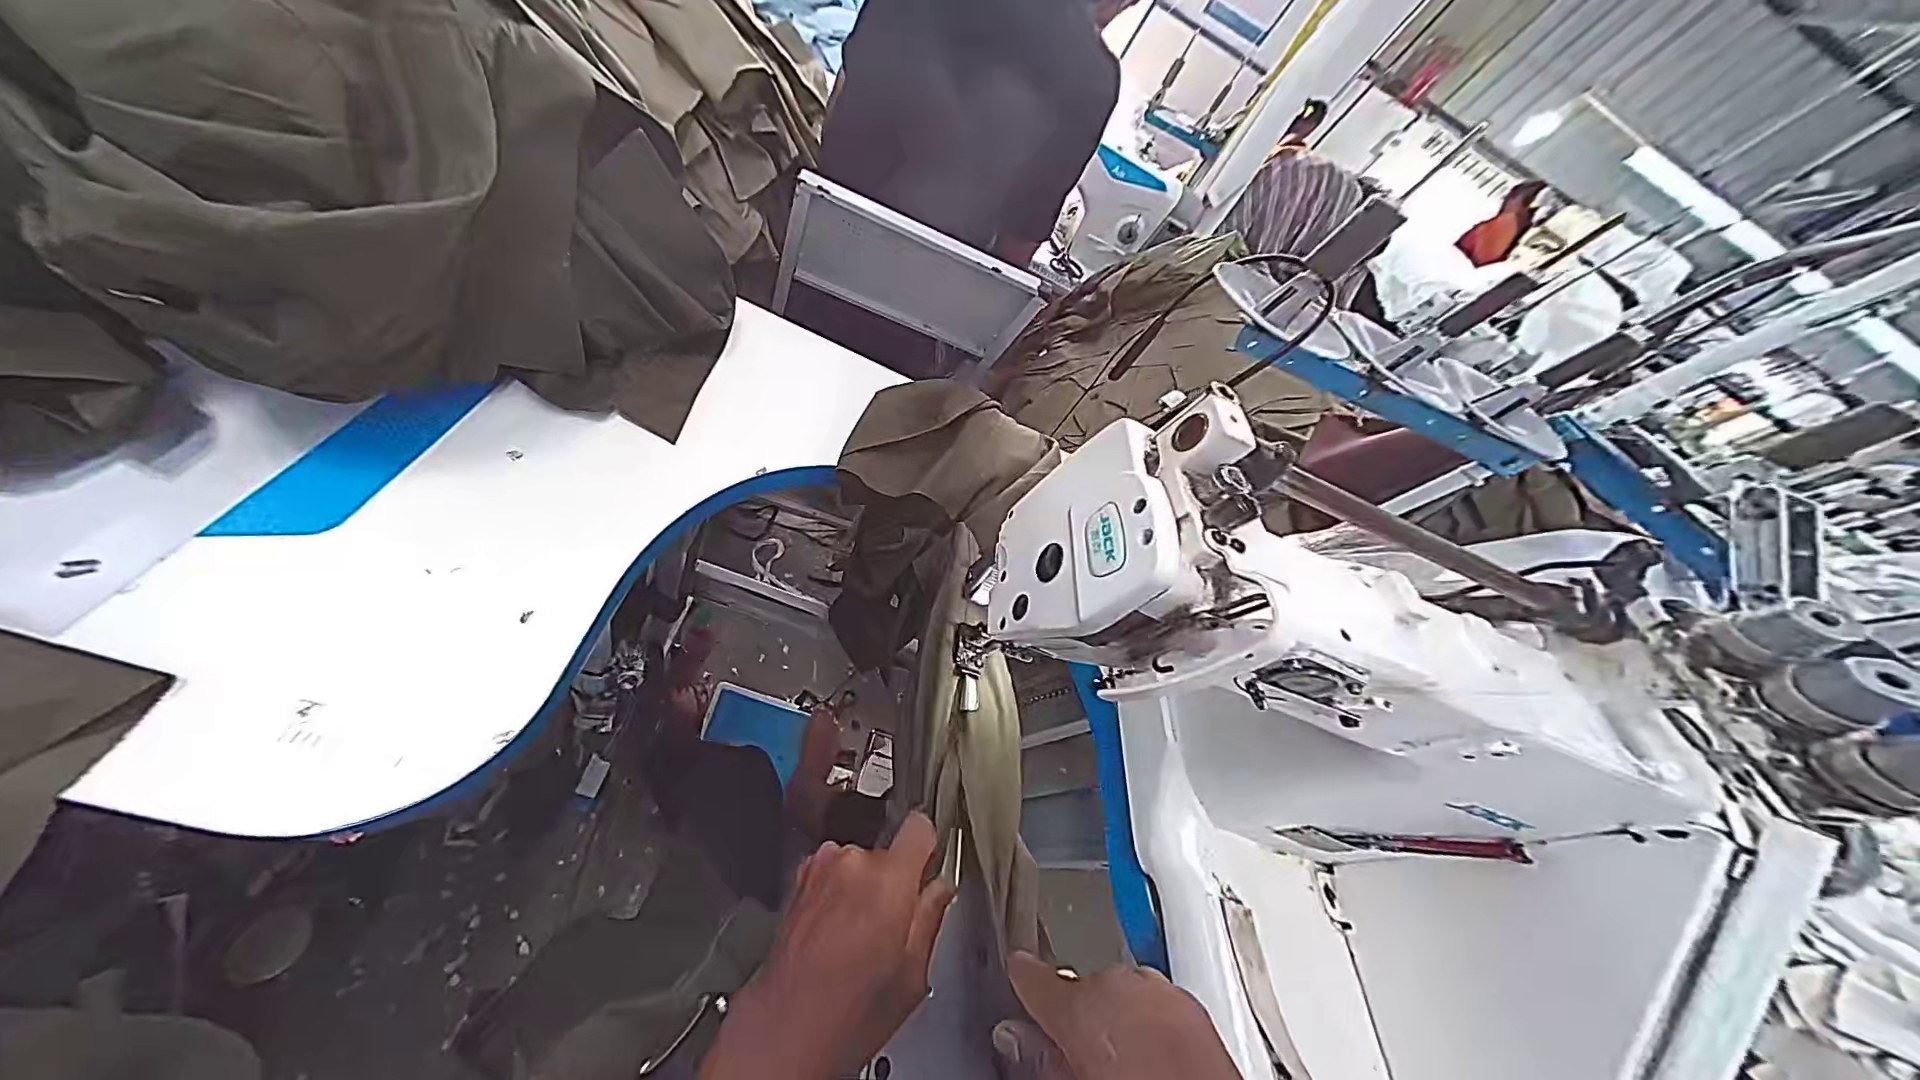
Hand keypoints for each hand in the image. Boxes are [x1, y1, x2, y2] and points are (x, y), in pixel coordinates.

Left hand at [700, 812, 956, 1079]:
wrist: (784, 1029)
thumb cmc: (843, 1013)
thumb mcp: (911, 973)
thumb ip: (930, 915)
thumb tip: (940, 890)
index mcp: (889, 880)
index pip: (919, 827)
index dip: (928, 844)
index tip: (930, 862)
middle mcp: (852, 863)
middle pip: (888, 852)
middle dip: (892, 882)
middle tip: (890, 925)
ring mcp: (821, 867)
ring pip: (859, 863)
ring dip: (861, 887)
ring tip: (857, 935)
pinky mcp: (800, 879)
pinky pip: (832, 872)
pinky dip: (837, 893)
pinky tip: (835, 933)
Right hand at [994, 951, 1241, 1079]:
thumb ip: (1041, 1056)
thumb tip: (1014, 1037)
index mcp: (1076, 1005)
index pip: (1030, 974)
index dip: (1021, 977)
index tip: (1017, 976)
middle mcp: (1113, 983)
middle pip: (1079, 987)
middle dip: (1078, 1013)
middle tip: (1082, 1054)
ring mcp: (1153, 987)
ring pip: (1118, 990)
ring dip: (1115, 1014)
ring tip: (1123, 1060)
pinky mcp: (1187, 1000)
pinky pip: (1153, 999)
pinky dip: (1147, 1017)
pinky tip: (1153, 1054)